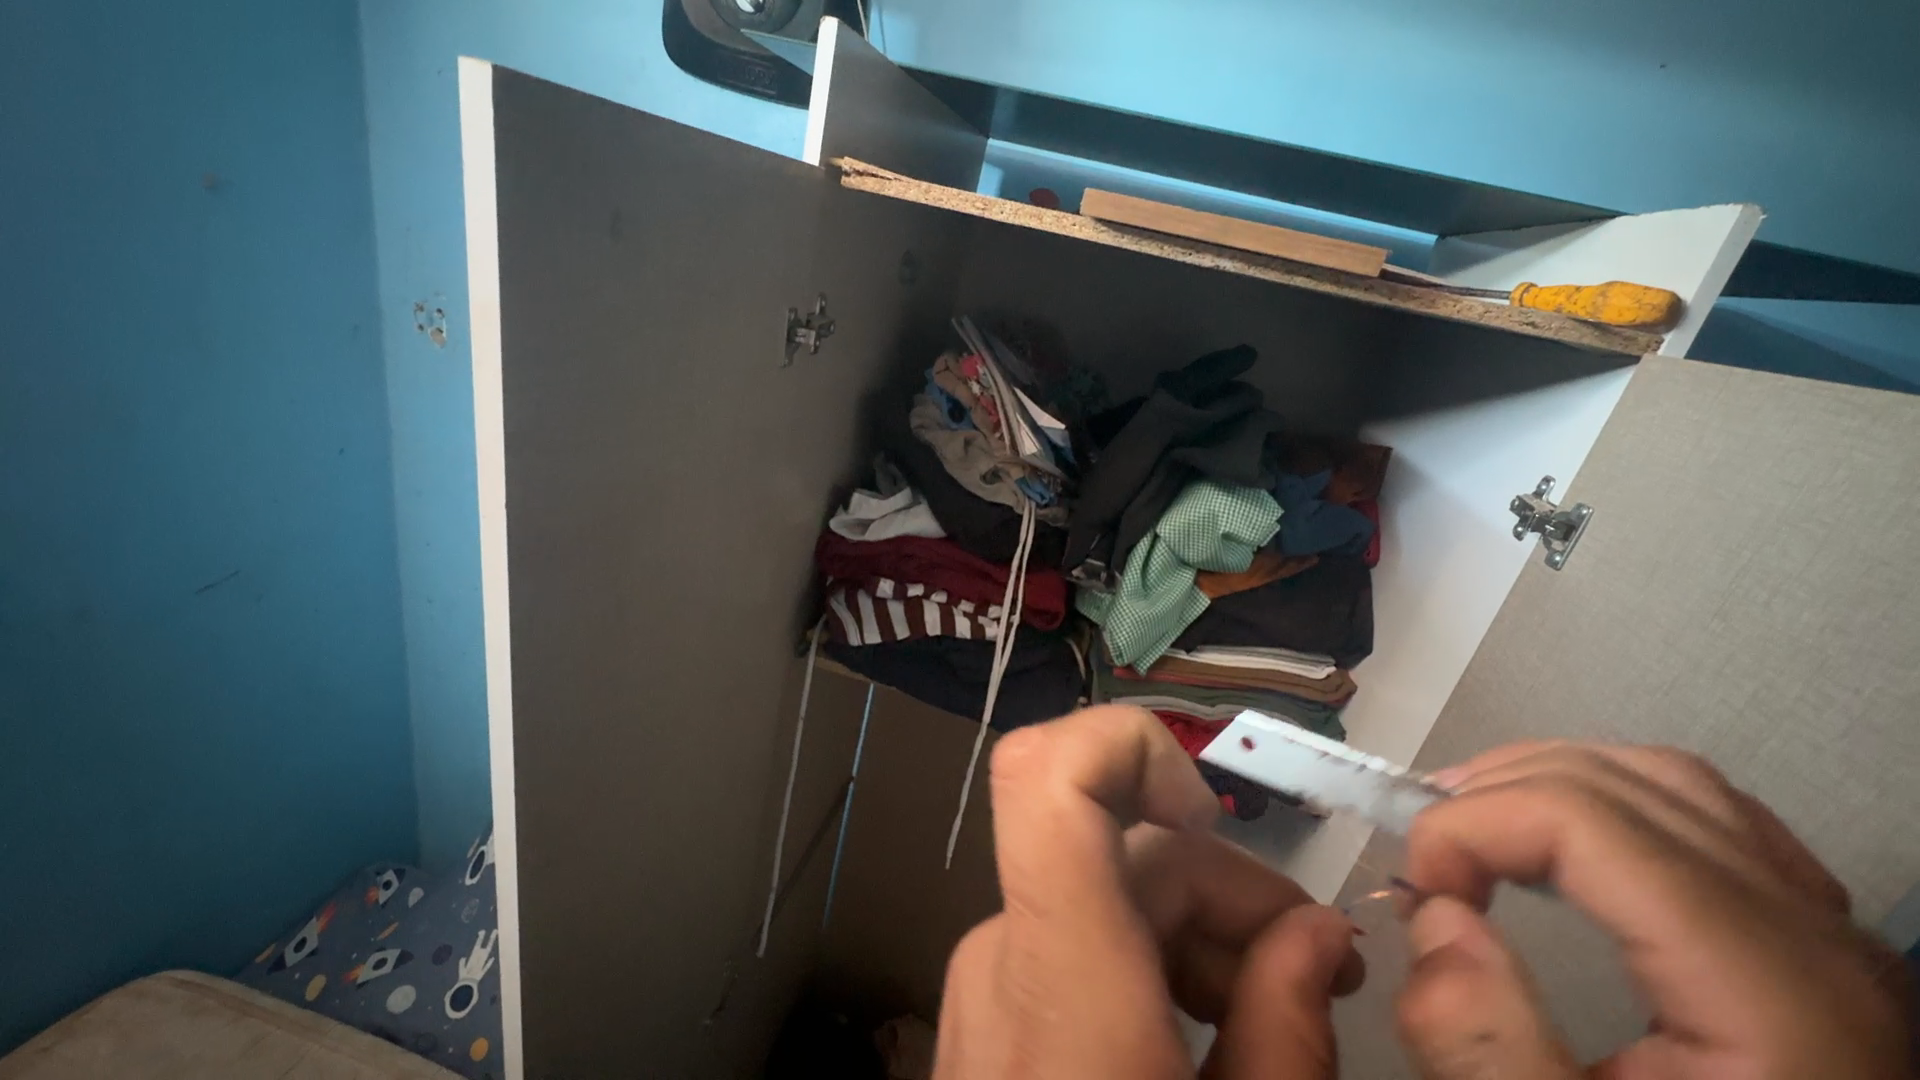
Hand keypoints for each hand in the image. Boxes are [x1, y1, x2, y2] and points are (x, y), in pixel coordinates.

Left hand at [934, 705, 1364, 1079]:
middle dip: (1233, 891)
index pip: (1044, 779)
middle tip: (1327, 964)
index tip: (1213, 804)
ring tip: (1286, 1008)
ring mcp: (987, 984)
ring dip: (1201, 931)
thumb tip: (1314, 934)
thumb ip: (1286, 1028)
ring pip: (1107, 895)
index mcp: (1062, 984)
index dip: (1124, 743)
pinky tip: (1211, 1033)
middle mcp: (1006, 959)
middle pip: (1122, 853)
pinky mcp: (991, 1012)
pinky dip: (1151, 961)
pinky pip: (1079, 943)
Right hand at [1397, 741, 1911, 1077]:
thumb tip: (1436, 916)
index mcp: (1771, 993)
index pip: (1588, 819)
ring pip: (1662, 779)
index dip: (1472, 825)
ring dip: (1541, 783)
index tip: (1416, 892)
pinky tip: (1556, 845)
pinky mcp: (1807, 937)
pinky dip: (1602, 798)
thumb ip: (1487, 1048)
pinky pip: (1698, 810)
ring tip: (1469, 831)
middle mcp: (1814, 937)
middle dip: (1491, 796)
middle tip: (1427, 863)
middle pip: (1619, 782)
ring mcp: (1823, 929)